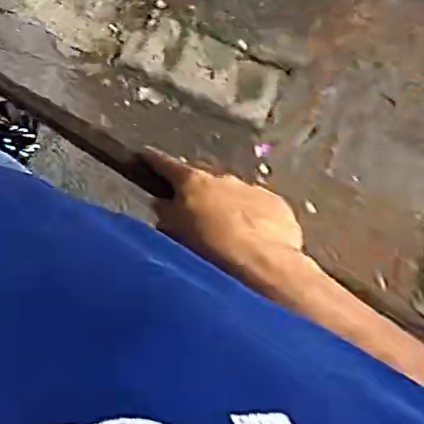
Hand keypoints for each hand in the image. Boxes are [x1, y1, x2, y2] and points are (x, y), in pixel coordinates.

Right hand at [145, 148, 313, 287]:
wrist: (264, 267)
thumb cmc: (208, 250)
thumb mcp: (172, 233)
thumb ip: (166, 213)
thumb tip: (164, 204)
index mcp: (191, 181)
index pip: (165, 164)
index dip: (152, 160)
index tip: (144, 156)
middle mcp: (222, 178)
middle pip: (202, 181)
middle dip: (197, 193)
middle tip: (193, 215)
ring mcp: (253, 190)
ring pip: (233, 195)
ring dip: (226, 207)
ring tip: (226, 234)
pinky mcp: (279, 206)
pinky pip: (259, 209)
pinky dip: (252, 219)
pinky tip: (253, 240)